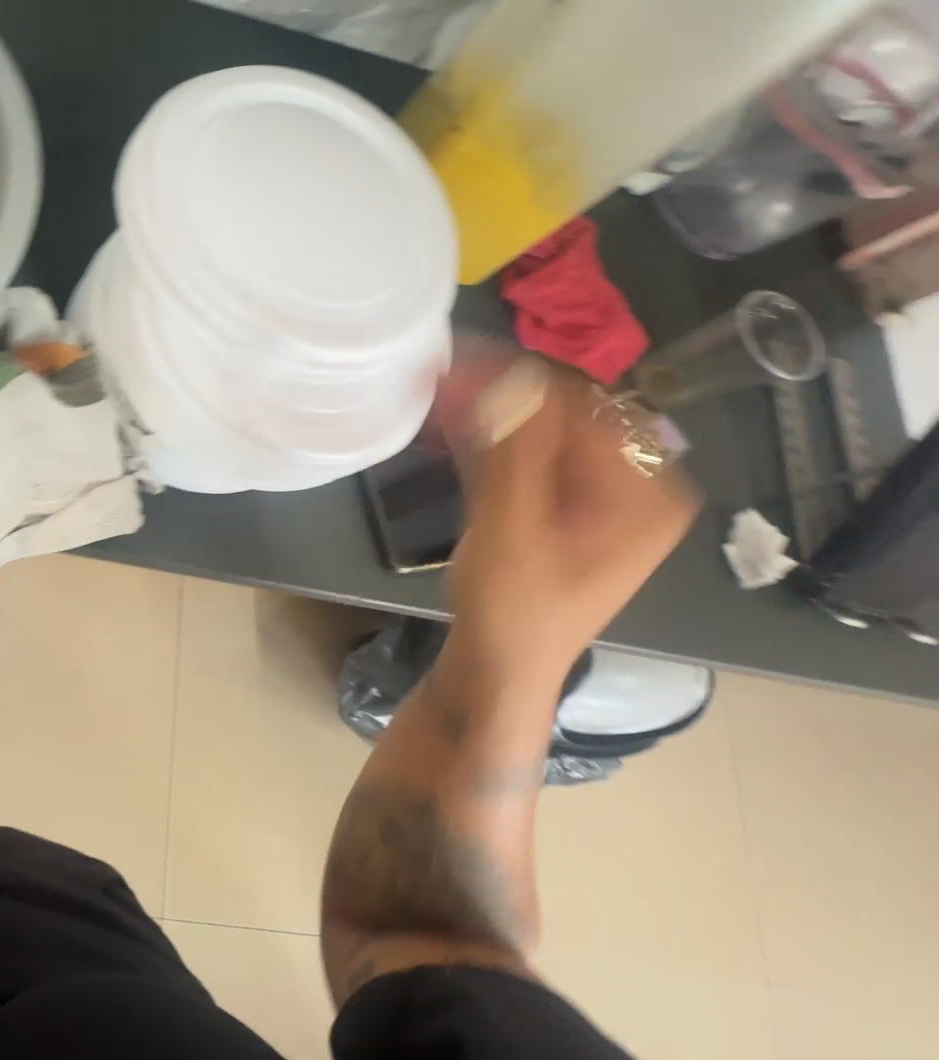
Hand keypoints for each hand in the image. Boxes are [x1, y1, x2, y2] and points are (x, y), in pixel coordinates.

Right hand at [433, 344, 700, 687]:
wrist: (499, 672)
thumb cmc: (514, 610)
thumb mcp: (513, 531)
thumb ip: (514, 453)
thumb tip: (507, 378)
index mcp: (645, 491)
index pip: (586, 408)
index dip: (521, 380)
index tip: (458, 362)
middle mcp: (634, 486)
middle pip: (567, 417)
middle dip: (504, 393)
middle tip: (441, 375)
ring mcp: (599, 499)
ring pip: (544, 434)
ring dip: (493, 413)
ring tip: (440, 395)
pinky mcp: (563, 510)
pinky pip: (531, 458)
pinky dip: (493, 441)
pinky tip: (454, 428)